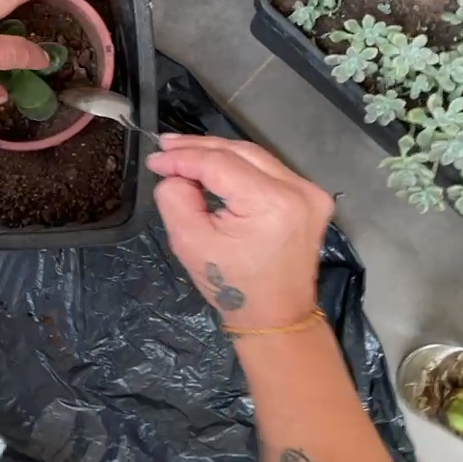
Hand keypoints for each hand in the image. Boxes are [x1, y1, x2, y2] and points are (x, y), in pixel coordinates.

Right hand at [145, 136, 334, 326]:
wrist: (274, 314)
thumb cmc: (231, 284)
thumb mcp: (189, 243)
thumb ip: (175, 200)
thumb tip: (174, 175)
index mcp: (271, 203)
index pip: (219, 164)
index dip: (182, 158)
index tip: (153, 160)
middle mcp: (298, 190)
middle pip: (240, 152)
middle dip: (198, 147)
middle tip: (164, 146)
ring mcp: (309, 192)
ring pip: (254, 156)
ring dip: (216, 153)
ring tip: (181, 152)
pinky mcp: (308, 197)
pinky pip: (266, 169)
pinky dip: (236, 165)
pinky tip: (211, 166)